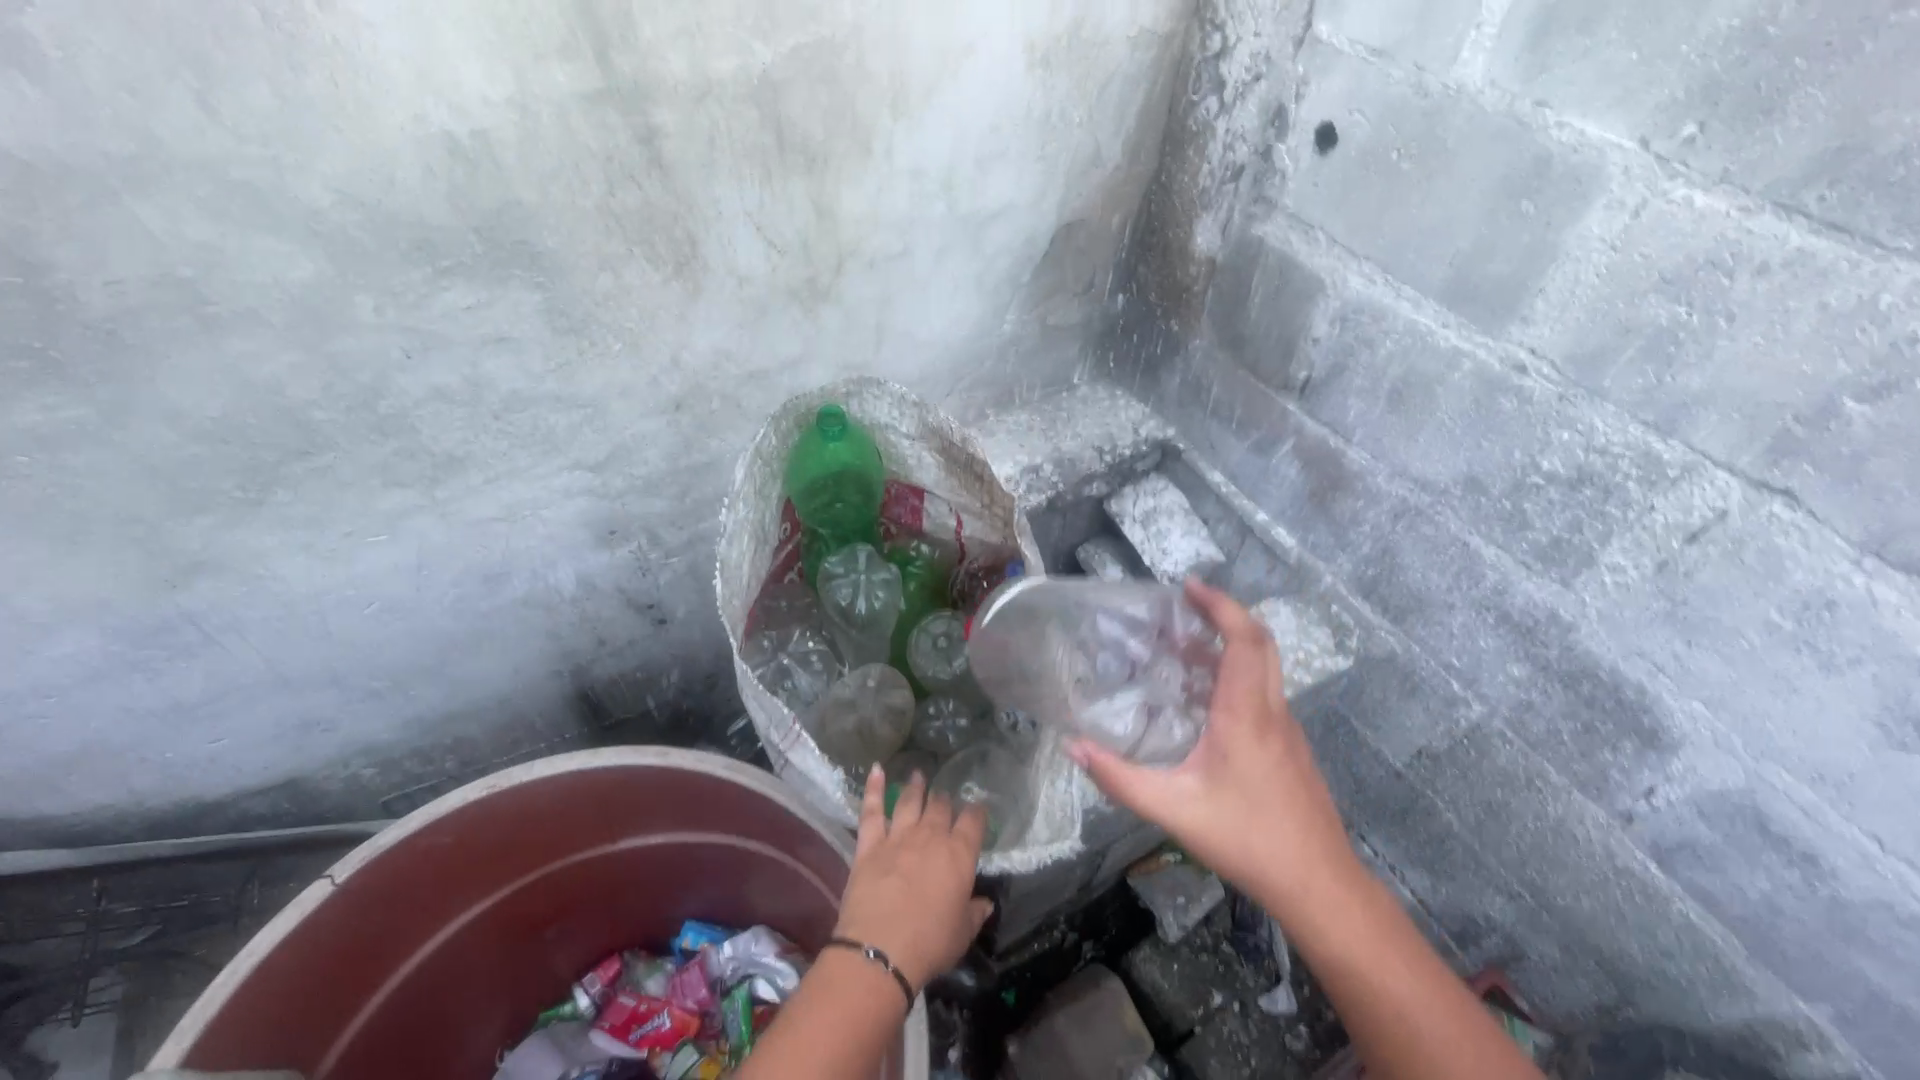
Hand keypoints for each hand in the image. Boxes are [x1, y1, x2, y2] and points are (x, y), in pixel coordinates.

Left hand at [832, 765, 994, 991]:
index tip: (978, 808)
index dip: (977, 812)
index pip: (973, 823)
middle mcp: (931, 838)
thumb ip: (974, 913)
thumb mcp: (962, 933)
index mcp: (960, 856)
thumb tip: (984, 904)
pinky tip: (875, 770)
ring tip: (918, 775)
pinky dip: (873, 788)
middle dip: (945, 799)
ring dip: (915, 787)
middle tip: (945, 794)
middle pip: (940, 808)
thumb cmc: (930, 943)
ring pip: (909, 803)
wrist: (880, 949)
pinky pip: (871, 811)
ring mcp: (898, 838)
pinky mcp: (869, 845)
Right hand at [1067, 579, 1359, 920]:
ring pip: (1265, 669)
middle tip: (1184, 608)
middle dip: (1226, 615)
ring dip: (1231, 647)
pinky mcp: (1291, 749)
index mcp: (1246, 715)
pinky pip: (1265, 694)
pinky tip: (1206, 705)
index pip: (1244, 639)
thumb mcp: (1173, 811)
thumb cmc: (1247, 840)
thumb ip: (1120, 779)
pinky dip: (1238, 677)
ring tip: (1184, 650)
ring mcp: (1288, 730)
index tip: (1189, 586)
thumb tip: (1073, 747)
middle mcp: (1272, 712)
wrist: (1318, 883)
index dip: (1220, 605)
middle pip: (1261, 643)